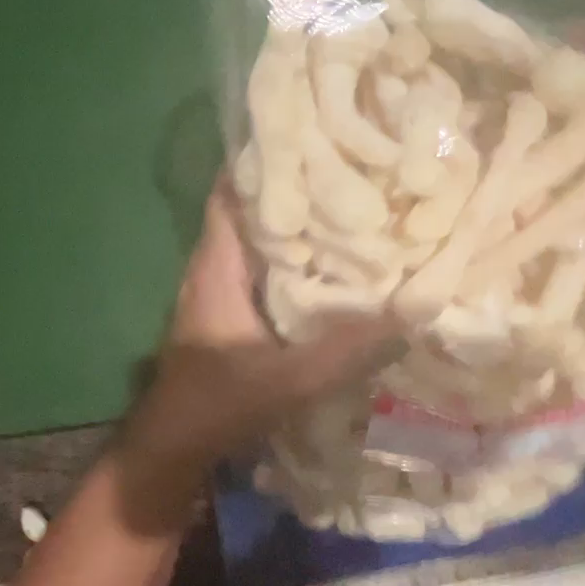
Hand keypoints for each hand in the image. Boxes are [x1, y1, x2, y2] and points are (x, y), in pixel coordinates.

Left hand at [122, 176, 397, 472]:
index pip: (233, 191)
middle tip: (353, 171)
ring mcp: (219, 295)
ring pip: (259, 246)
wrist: (172, 449)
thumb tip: (412, 314)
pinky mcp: (228, 320)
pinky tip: (332, 271)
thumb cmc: (218, 404)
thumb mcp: (290, 379)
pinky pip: (263, 276)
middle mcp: (214, 270)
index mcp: (218, 267)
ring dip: (296, 230)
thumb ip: (348, 350)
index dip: (265, 158)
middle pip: (252, 212)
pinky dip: (292, 266)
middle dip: (296, 191)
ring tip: (352, 210)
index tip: (315, 136)